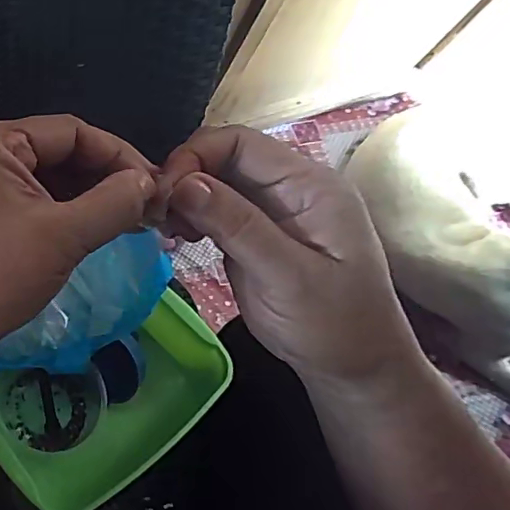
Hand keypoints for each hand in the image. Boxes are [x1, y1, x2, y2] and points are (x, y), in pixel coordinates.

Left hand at [0, 116, 163, 401]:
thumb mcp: (64, 235)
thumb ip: (115, 202)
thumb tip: (153, 182)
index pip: (71, 132)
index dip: (119, 155)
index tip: (157, 184)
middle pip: (61, 153)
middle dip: (107, 179)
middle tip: (151, 207)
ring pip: (52, 179)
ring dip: (93, 198)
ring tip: (135, 221)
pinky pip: (36, 201)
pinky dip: (70, 213)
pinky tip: (101, 228)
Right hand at [161, 125, 421, 384]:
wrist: (352, 366)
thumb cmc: (331, 322)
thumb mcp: (286, 274)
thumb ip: (237, 225)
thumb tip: (182, 183)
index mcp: (309, 185)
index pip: (240, 142)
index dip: (195, 156)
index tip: (164, 194)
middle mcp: (288, 187)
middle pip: (222, 157)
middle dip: (183, 177)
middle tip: (156, 215)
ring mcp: (270, 210)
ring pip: (212, 181)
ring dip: (182, 198)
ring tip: (165, 229)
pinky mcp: (252, 232)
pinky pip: (212, 208)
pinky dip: (188, 216)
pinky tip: (177, 237)